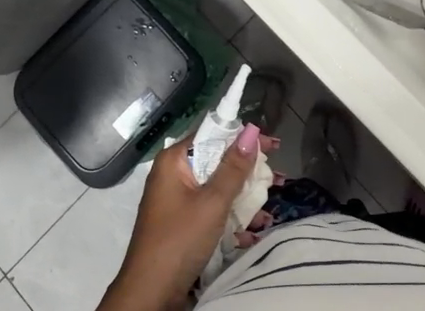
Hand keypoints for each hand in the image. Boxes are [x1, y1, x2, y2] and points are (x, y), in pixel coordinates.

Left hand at [99, 127, 261, 310]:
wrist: (150, 294)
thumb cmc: (179, 240)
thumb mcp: (212, 202)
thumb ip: (233, 168)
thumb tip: (251, 131)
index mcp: (174, 161)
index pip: (212, 136)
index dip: (242, 139)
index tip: (271, 146)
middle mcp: (173, 175)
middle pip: (215, 162)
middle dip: (245, 173)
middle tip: (274, 180)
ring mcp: (176, 200)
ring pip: (215, 188)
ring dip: (241, 198)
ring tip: (266, 210)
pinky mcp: (181, 223)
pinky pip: (209, 209)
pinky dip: (229, 215)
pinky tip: (251, 229)